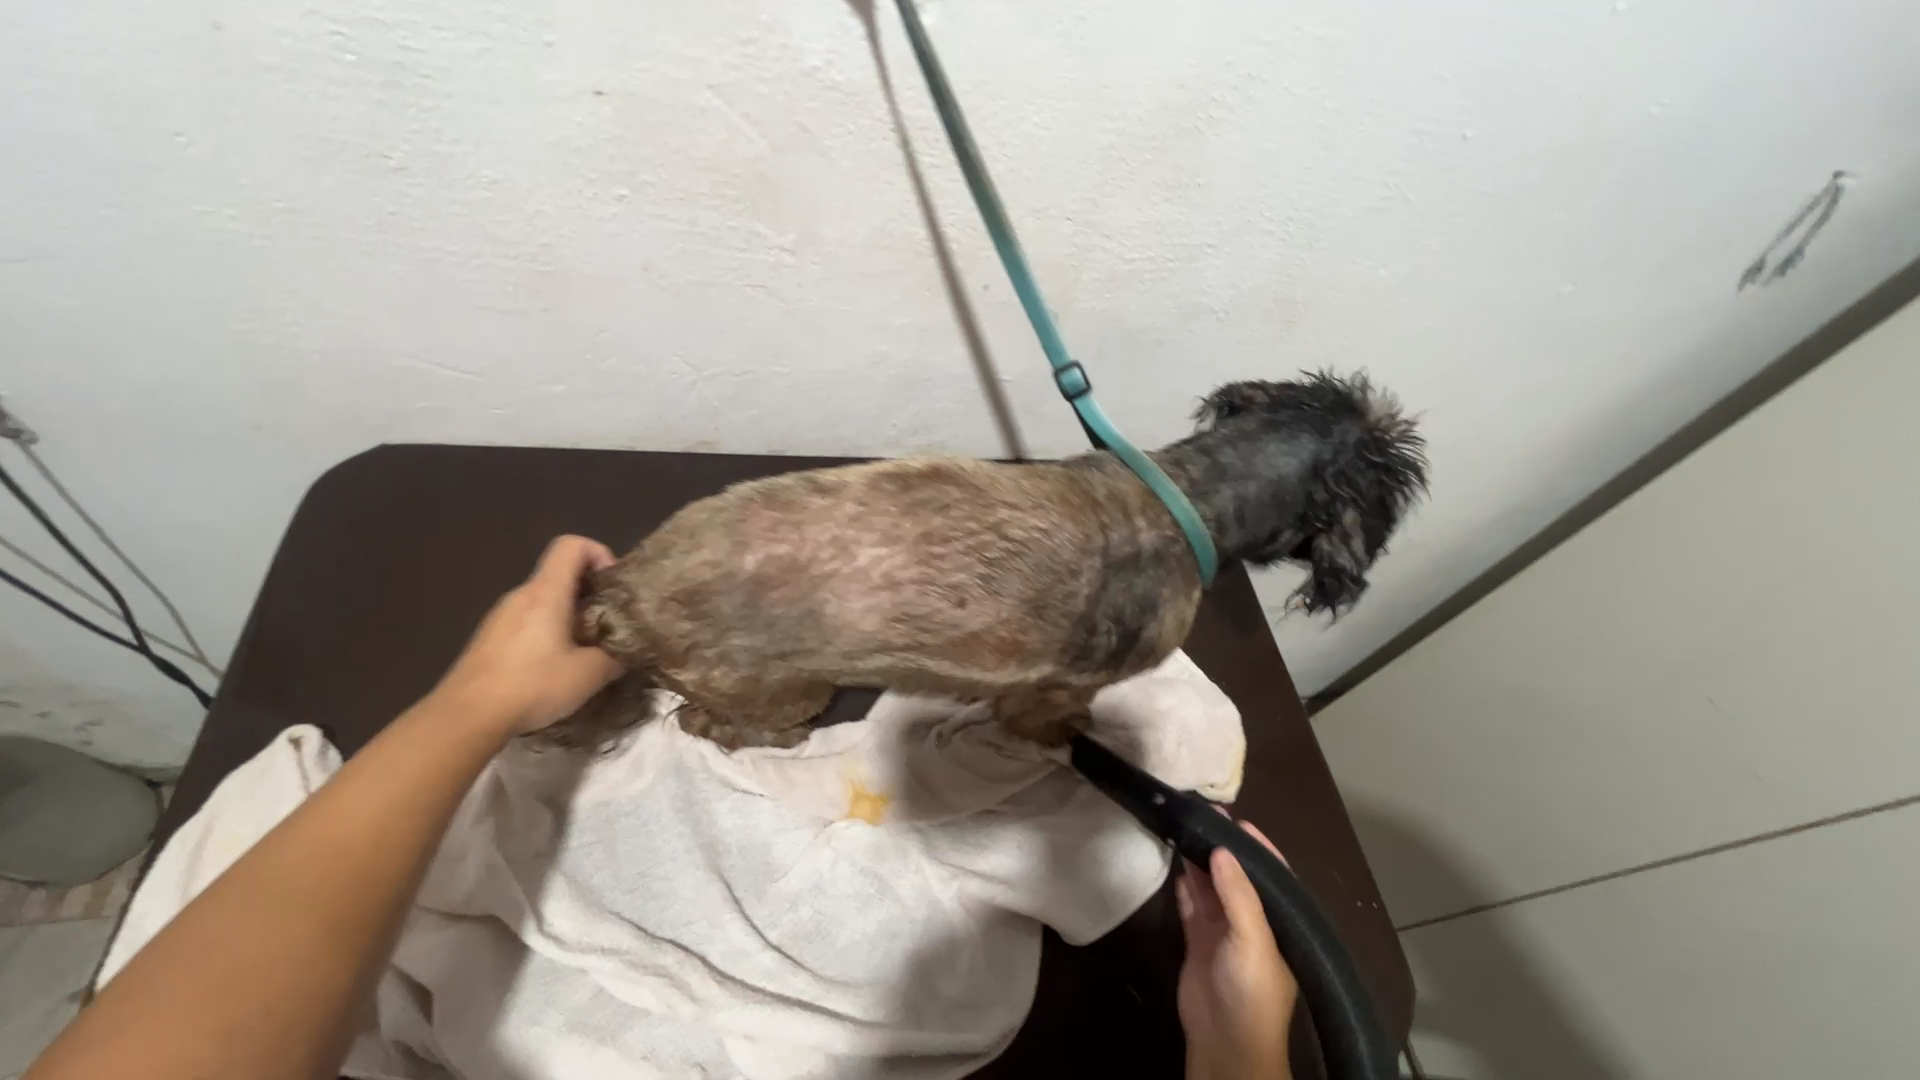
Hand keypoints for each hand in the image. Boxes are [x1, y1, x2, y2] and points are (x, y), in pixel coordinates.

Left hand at [428, 535, 624, 734]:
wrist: (465, 717)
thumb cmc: (531, 685)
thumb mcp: (589, 674)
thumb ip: (616, 656)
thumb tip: (629, 650)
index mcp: (546, 592)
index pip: (572, 545)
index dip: (600, 554)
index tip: (612, 587)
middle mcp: (521, 595)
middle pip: (560, 574)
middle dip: (591, 593)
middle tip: (608, 625)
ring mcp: (500, 616)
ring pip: (544, 600)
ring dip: (570, 616)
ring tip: (584, 651)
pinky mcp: (489, 639)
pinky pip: (527, 621)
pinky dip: (548, 632)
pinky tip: (553, 667)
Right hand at [1177, 821, 1298, 1079]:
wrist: (1224, 1042)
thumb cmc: (1252, 991)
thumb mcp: (1253, 940)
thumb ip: (1238, 895)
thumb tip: (1223, 851)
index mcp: (1277, 923)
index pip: (1272, 876)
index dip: (1257, 847)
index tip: (1237, 819)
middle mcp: (1252, 922)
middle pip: (1237, 877)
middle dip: (1223, 848)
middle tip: (1203, 813)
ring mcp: (1222, 931)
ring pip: (1211, 886)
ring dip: (1199, 861)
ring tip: (1184, 827)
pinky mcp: (1197, 940)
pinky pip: (1190, 903)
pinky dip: (1183, 883)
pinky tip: (1174, 858)